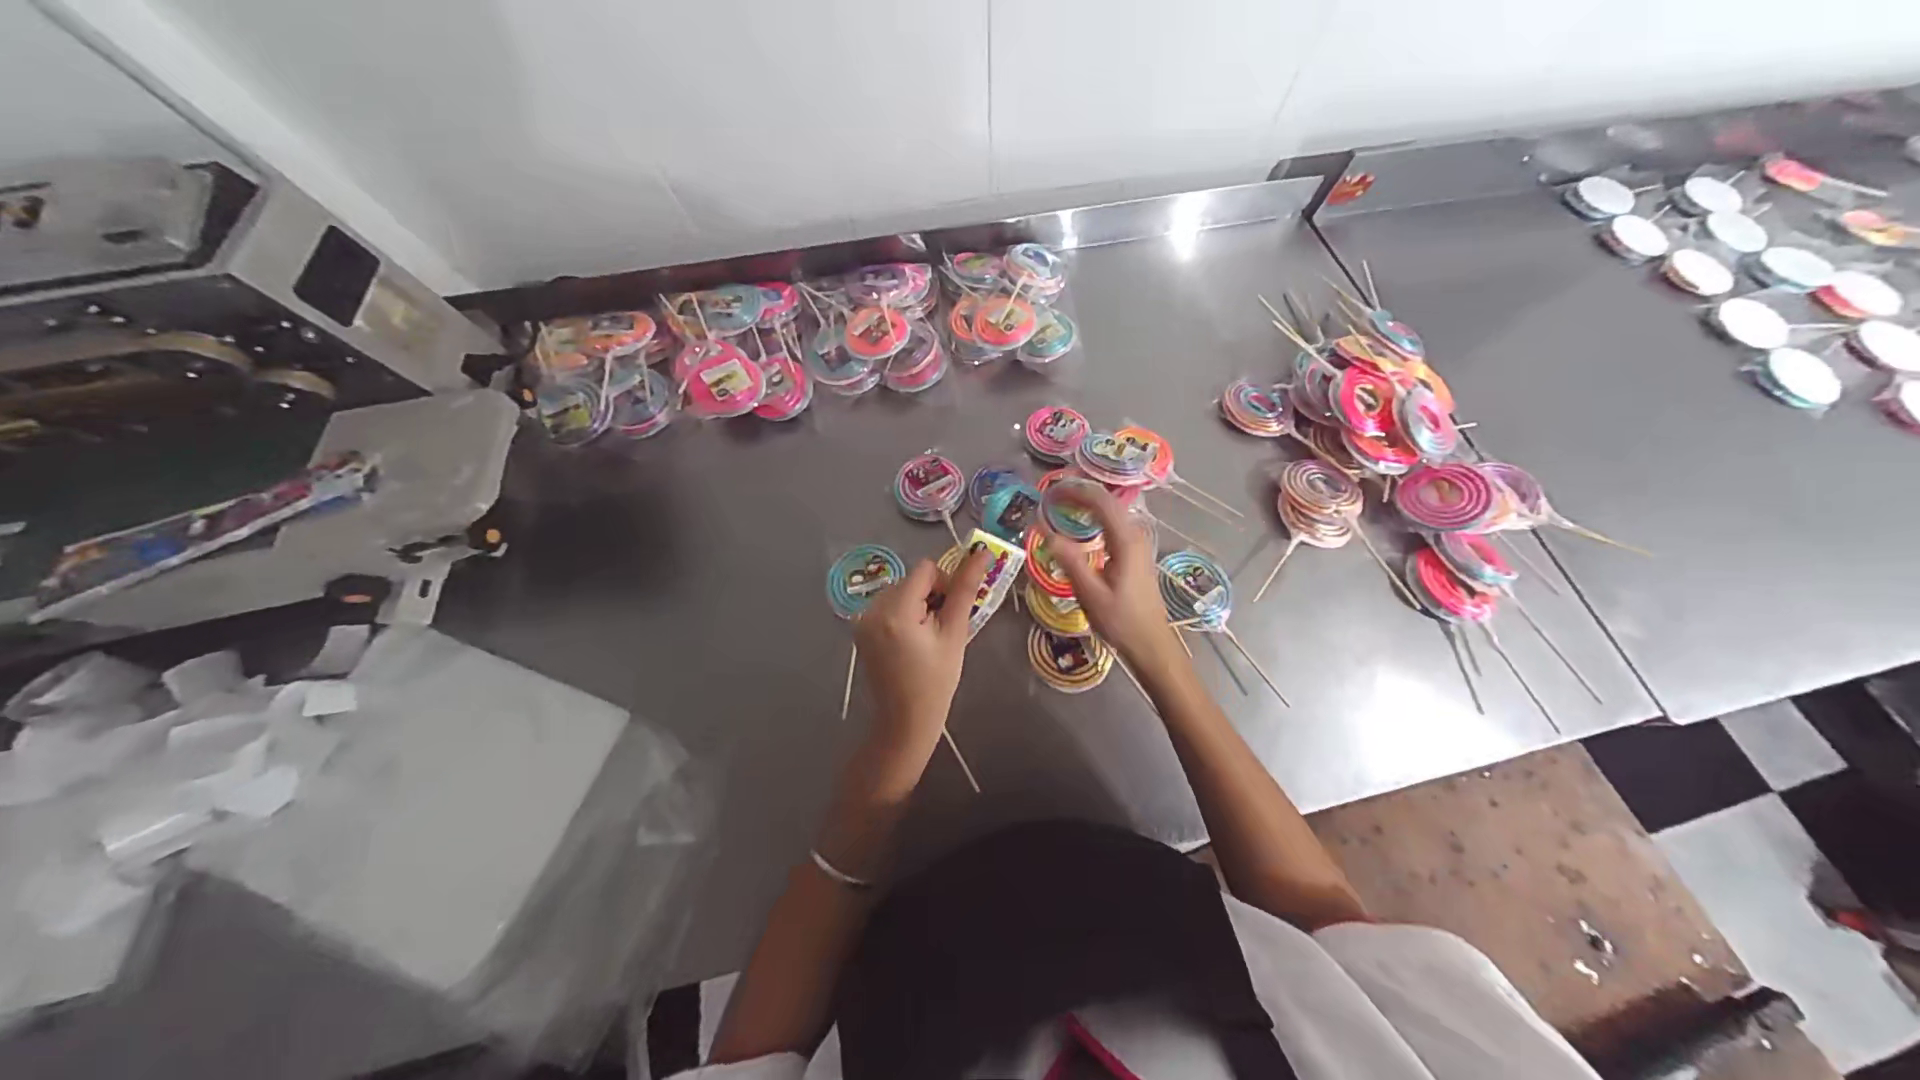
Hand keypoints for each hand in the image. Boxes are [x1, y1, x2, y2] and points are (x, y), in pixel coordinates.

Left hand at [855, 548, 990, 760]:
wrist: (906, 721)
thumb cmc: (936, 681)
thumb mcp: (954, 633)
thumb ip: (965, 589)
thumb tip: (982, 552)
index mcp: (894, 609)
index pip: (926, 569)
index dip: (944, 586)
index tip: (949, 615)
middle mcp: (872, 609)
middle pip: (912, 579)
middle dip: (930, 597)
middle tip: (940, 631)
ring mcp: (862, 620)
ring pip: (901, 591)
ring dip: (918, 606)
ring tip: (925, 639)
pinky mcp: (861, 630)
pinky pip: (889, 606)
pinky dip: (904, 615)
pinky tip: (911, 643)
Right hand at [1054, 490, 1188, 678]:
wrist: (1151, 642)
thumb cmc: (1121, 621)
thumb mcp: (1090, 594)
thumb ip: (1069, 560)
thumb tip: (1046, 532)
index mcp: (1126, 541)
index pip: (1101, 501)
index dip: (1075, 491)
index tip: (1051, 491)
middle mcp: (1136, 535)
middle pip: (1107, 502)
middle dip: (1079, 494)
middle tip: (1051, 497)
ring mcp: (1138, 543)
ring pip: (1111, 512)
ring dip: (1087, 505)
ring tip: (1060, 507)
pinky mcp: (1136, 553)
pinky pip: (1114, 524)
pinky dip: (1095, 518)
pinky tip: (1080, 527)